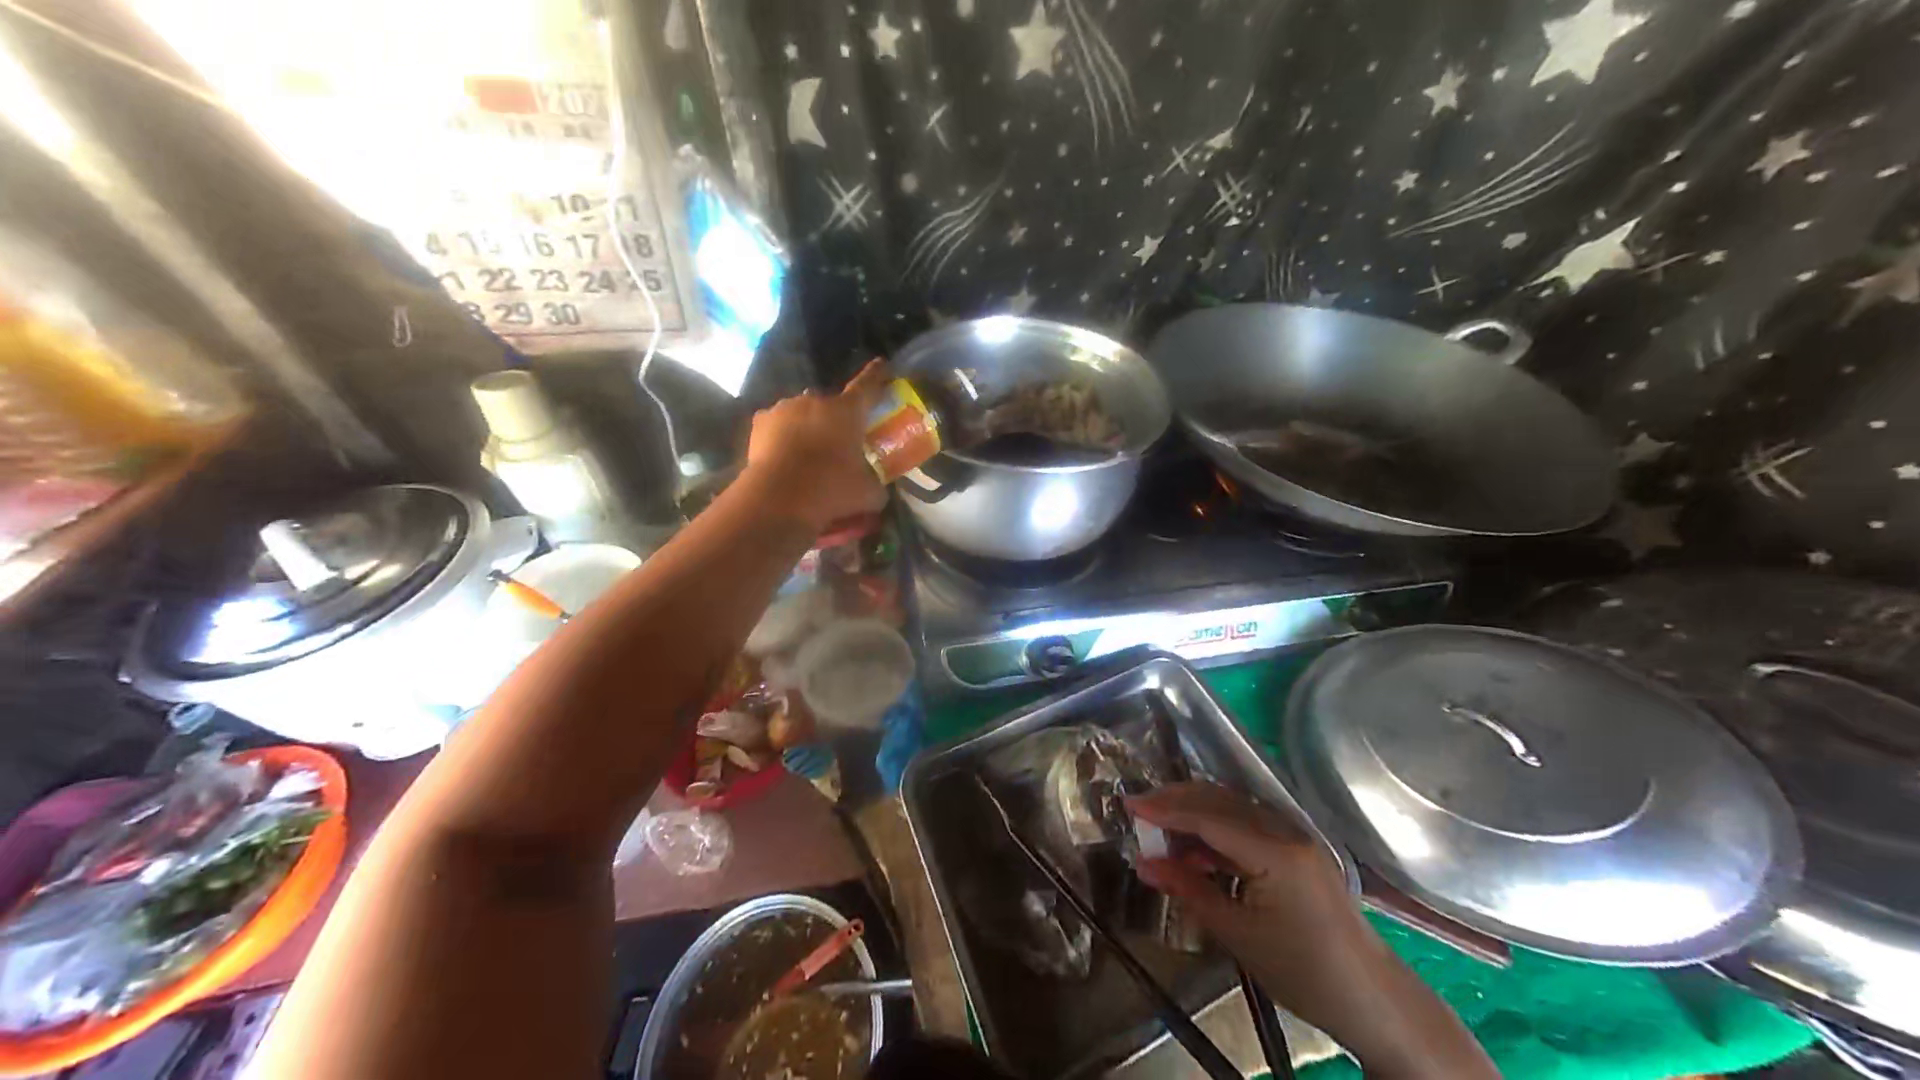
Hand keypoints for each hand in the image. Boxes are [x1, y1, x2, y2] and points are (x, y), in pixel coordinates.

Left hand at [742, 359, 889, 532]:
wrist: (777, 498)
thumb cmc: (830, 489)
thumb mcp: (867, 494)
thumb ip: (876, 485)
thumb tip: (878, 488)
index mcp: (847, 410)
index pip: (868, 384)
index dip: (877, 375)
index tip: (882, 364)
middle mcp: (816, 400)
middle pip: (831, 404)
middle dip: (836, 419)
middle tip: (840, 444)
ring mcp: (784, 408)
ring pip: (802, 413)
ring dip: (808, 426)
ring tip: (808, 454)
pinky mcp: (760, 422)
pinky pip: (778, 425)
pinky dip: (783, 436)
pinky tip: (784, 455)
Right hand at [1126, 782, 1371, 995]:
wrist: (1374, 1003)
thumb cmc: (1305, 972)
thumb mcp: (1238, 934)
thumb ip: (1188, 890)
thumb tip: (1144, 864)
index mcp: (1275, 851)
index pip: (1208, 816)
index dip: (1165, 809)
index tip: (1128, 804)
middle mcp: (1286, 832)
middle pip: (1220, 802)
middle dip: (1176, 802)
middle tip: (1138, 811)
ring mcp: (1295, 839)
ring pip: (1233, 810)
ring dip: (1194, 814)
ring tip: (1158, 830)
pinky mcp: (1297, 852)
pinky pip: (1247, 827)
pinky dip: (1215, 831)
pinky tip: (1194, 849)